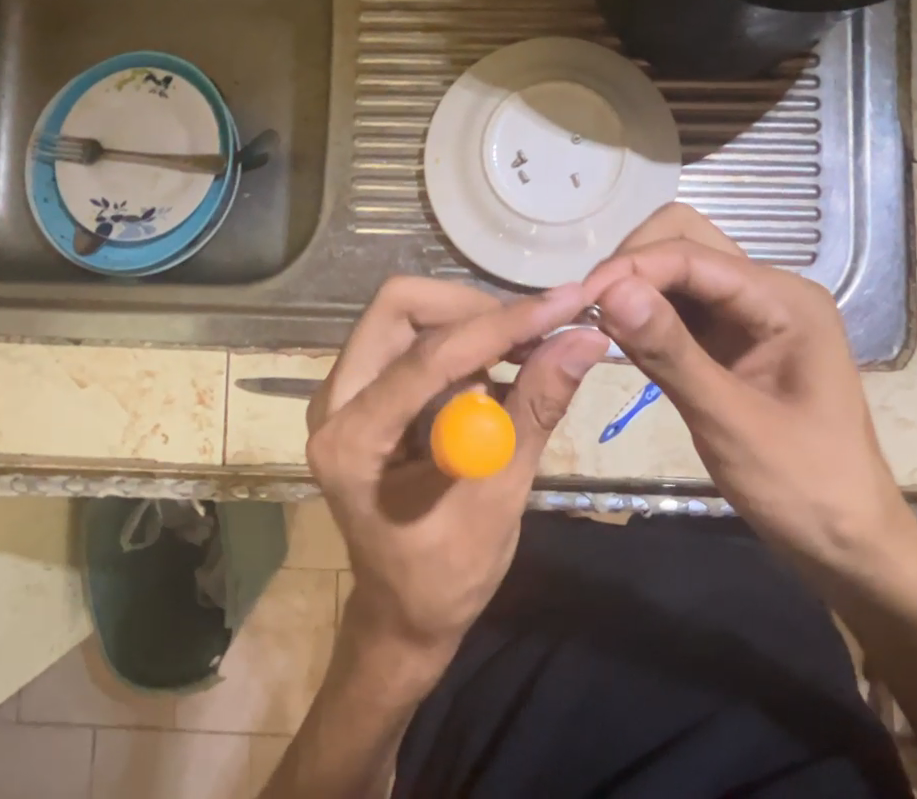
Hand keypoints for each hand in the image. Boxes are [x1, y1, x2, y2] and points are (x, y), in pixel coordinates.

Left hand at [306, 277, 607, 668]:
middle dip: (475, 311)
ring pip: (405, 315)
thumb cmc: (445, 574)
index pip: (428, 357)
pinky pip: (409, 338)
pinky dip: (460, 343)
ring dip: (470, 325)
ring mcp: (342, 394)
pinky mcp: (363, 392)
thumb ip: (534, 411)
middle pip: (399, 307)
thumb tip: (583, 339)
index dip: (502, 325)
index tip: (566, 304)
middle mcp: (333, 403)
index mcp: (351, 442)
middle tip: (535, 336)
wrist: (402, 610)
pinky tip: (497, 376)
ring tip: (524, 358)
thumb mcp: (499, 498)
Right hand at [582, 205, 916, 587]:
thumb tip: (609, 292)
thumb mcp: (729, 421)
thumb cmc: (802, 485)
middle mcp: (768, 294)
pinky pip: (680, 310)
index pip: (691, 254)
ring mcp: (750, 318)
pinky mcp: (732, 344)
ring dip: (634, 287)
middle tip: (587, 311)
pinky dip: (645, 316)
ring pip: (678, 272)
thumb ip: (670, 353)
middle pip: (685, 243)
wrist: (846, 541)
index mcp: (784, 301)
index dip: (630, 269)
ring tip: (591, 324)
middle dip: (631, 265)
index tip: (576, 303)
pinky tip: (616, 339)